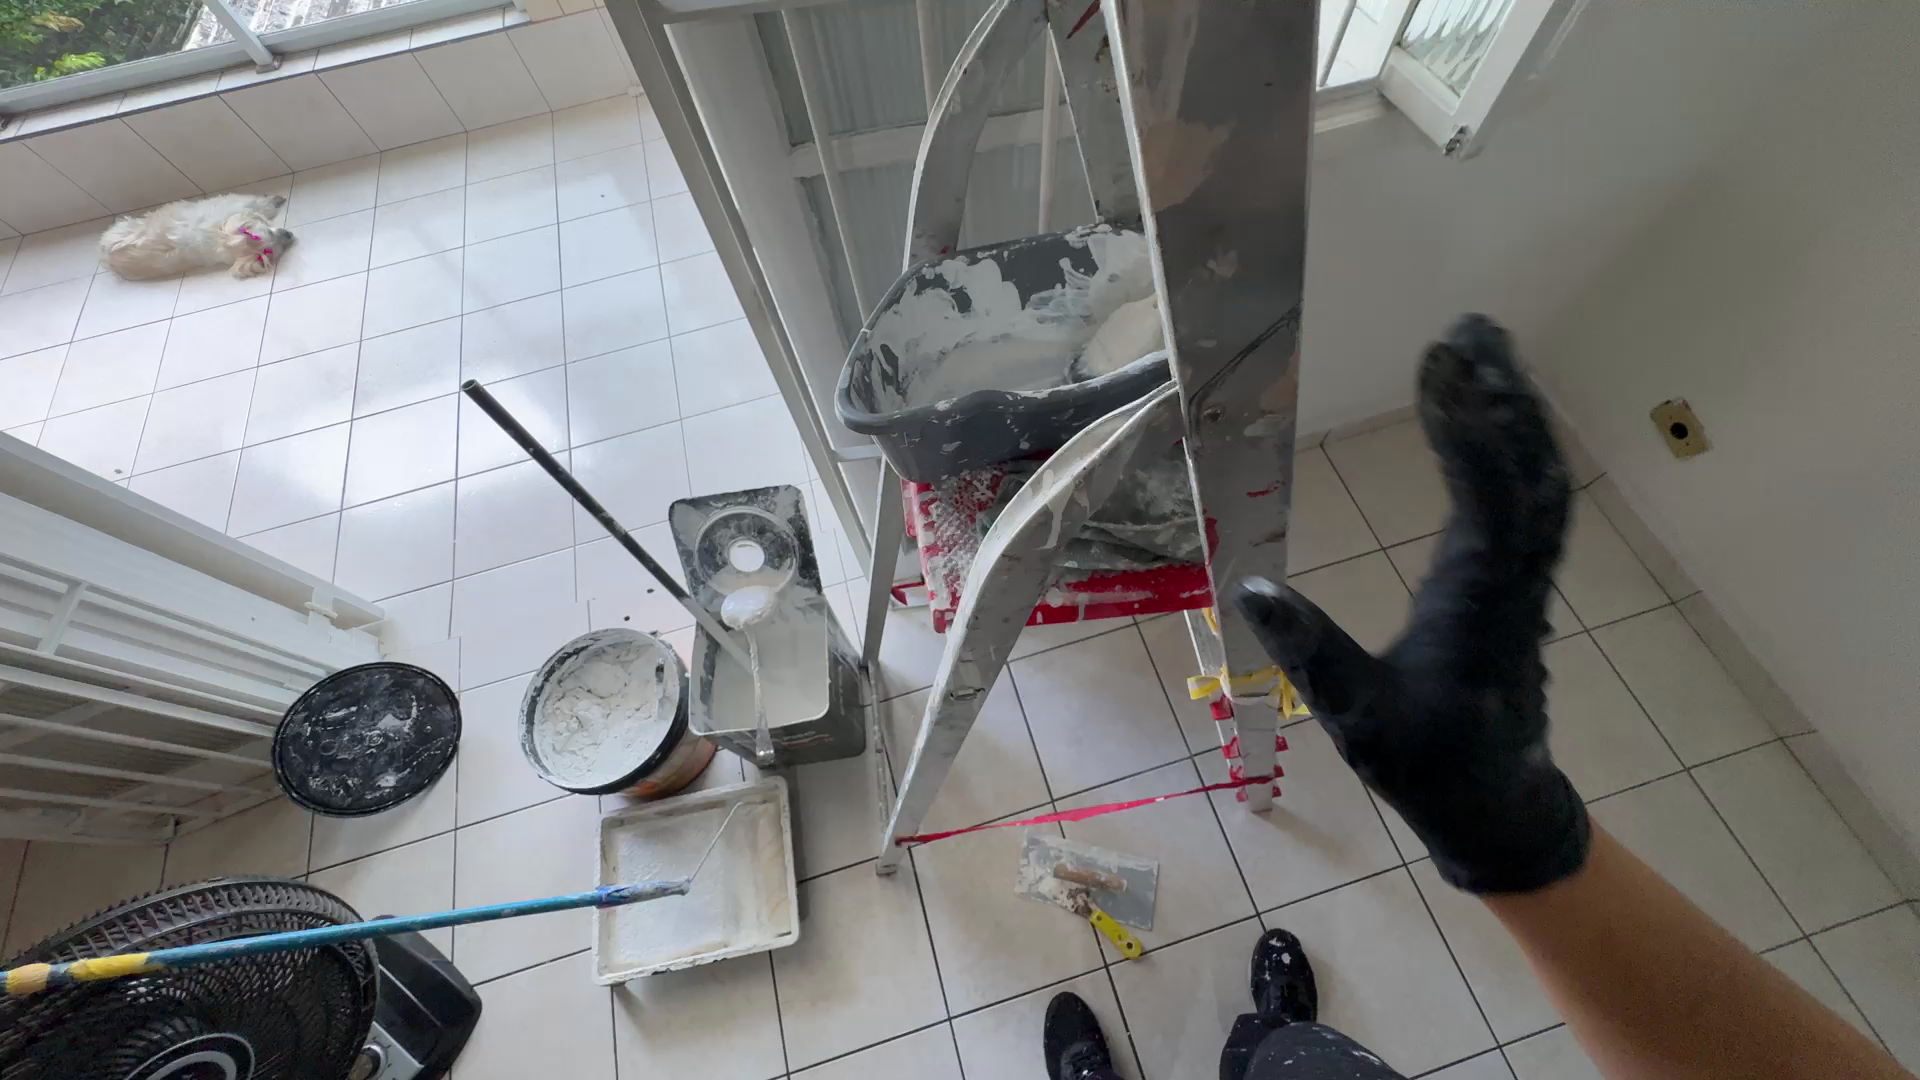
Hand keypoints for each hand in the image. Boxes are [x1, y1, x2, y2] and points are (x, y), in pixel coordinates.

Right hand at [1237, 314, 1588, 893]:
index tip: (1437, 366)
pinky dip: (1505, 449)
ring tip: (1475, 355)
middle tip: (1469, 330)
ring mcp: (1519, 575)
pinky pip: (1522, 498)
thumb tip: (1250, 585)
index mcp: (1480, 601)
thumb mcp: (1356, 714)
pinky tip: (1479, 423)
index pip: (1489, 496)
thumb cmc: (1424, 759)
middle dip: (1501, 395)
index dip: (1466, 428)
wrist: (1492, 799)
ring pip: (1535, 478)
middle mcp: (1513, 575)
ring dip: (1510, 412)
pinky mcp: (1509, 579)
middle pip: (1530, 467)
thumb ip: (1308, 650)